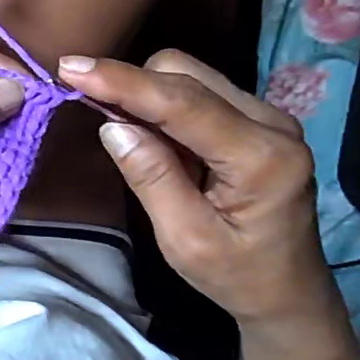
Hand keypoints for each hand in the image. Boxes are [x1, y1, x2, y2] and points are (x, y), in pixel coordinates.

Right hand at [57, 50, 343, 330]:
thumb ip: (151, 178)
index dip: (122, 82)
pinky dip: (158, 104)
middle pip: (184, 74)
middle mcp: (270, 123)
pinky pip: (195, 92)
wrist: (288, 291)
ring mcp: (265, 117)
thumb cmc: (236, 274)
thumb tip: (112, 125)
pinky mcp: (253, 120)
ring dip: (142, 93)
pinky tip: (145, 133)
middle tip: (90, 110)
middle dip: (130, 85)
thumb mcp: (184, 239)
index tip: (71, 68)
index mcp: (260, 157)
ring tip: (120, 129)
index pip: (181, 104)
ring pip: (187, 76)